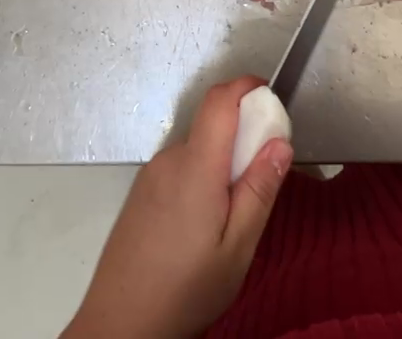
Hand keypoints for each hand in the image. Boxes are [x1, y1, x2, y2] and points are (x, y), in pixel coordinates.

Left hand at [63, 77, 293, 338]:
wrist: (121, 323)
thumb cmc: (185, 289)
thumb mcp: (238, 248)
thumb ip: (259, 190)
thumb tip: (280, 143)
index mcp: (196, 166)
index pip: (219, 100)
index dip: (245, 86)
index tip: (269, 96)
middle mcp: (169, 159)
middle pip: (211, 126)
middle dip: (242, 137)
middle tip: (263, 178)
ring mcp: (151, 174)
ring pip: (196, 150)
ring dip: (221, 163)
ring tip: (233, 216)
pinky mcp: (141, 192)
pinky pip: (179, 169)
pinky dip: (201, 178)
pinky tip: (204, 225)